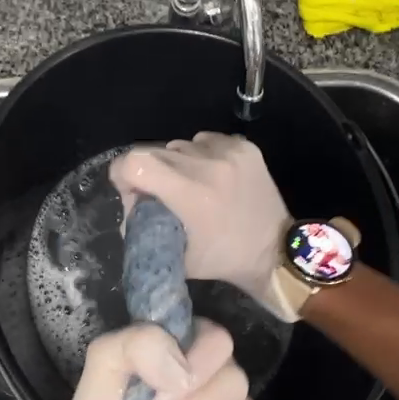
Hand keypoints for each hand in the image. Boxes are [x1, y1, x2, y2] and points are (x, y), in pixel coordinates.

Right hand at [109, 132, 294, 315]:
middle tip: (160, 195)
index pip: (135, 162)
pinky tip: (210, 177)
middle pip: (154, 152)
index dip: (122, 174)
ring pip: (180, 145)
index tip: (132, 192)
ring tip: (190, 187)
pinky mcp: (244, 146)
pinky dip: (200, 156)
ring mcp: (228, 152)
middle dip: (148, 173)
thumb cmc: (223, 258)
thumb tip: (129, 209)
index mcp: (189, 193)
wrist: (276, 251)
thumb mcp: (174, 256)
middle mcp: (207, 164)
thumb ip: (143, 232)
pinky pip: (204, 141)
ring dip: (176, 164)